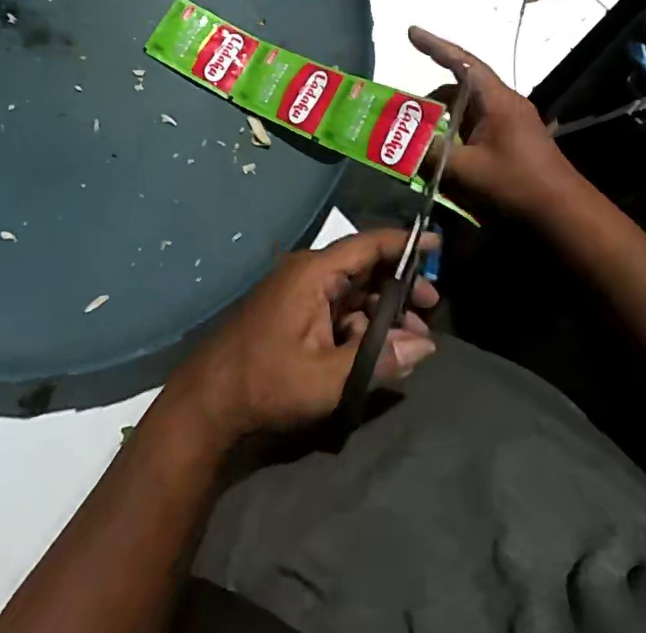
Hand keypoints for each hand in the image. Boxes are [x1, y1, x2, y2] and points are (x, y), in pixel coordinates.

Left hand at [167, 230, 438, 443]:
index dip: (404, 243)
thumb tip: (424, 345)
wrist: (208, 401)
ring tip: (412, 338)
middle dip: (400, 287)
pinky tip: (380, 349)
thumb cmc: (267, 382)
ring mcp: (299, 293)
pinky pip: (338, 308)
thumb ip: (379, 359)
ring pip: (354, 291)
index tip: (437, 246)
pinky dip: (362, 324)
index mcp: (313, 274)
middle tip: (431, 310)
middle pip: (365, 268)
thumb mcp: (328, 378)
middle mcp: (307, 274)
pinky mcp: (294, 313)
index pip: (368, 245)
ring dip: (383, 311)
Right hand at [410, 26, 578, 216]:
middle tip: (403, 115)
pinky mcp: (510, 142)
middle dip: (429, 101)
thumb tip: (401, 146)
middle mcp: (504, 104)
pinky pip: (474, 128)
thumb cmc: (517, 185)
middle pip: (459, 90)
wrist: (562, 213)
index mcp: (496, 101)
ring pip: (466, 111)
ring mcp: (509, 123)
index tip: (411, 32)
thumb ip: (430, 155)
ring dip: (441, 122)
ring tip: (418, 141)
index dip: (435, 46)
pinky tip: (442, 157)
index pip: (462, 62)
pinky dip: (454, 136)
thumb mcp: (466, 170)